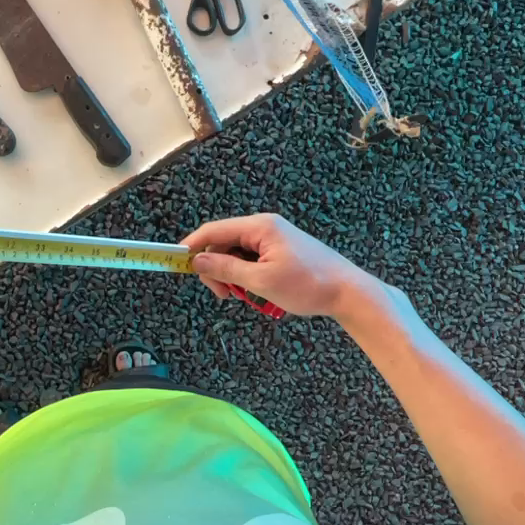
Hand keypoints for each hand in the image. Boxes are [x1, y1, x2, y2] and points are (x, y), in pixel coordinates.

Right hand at [182, 214, 384, 318]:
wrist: (348, 292)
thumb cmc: (308, 285)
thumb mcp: (261, 281)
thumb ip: (226, 269)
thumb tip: (197, 261)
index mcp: (260, 227)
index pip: (213, 230)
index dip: (192, 246)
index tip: (176, 263)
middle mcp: (265, 227)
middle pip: (223, 243)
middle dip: (216, 269)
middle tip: (223, 295)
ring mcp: (274, 238)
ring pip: (237, 254)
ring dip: (232, 276)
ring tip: (243, 297)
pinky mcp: (281, 250)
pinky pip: (252, 260)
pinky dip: (247, 276)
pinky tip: (257, 293)